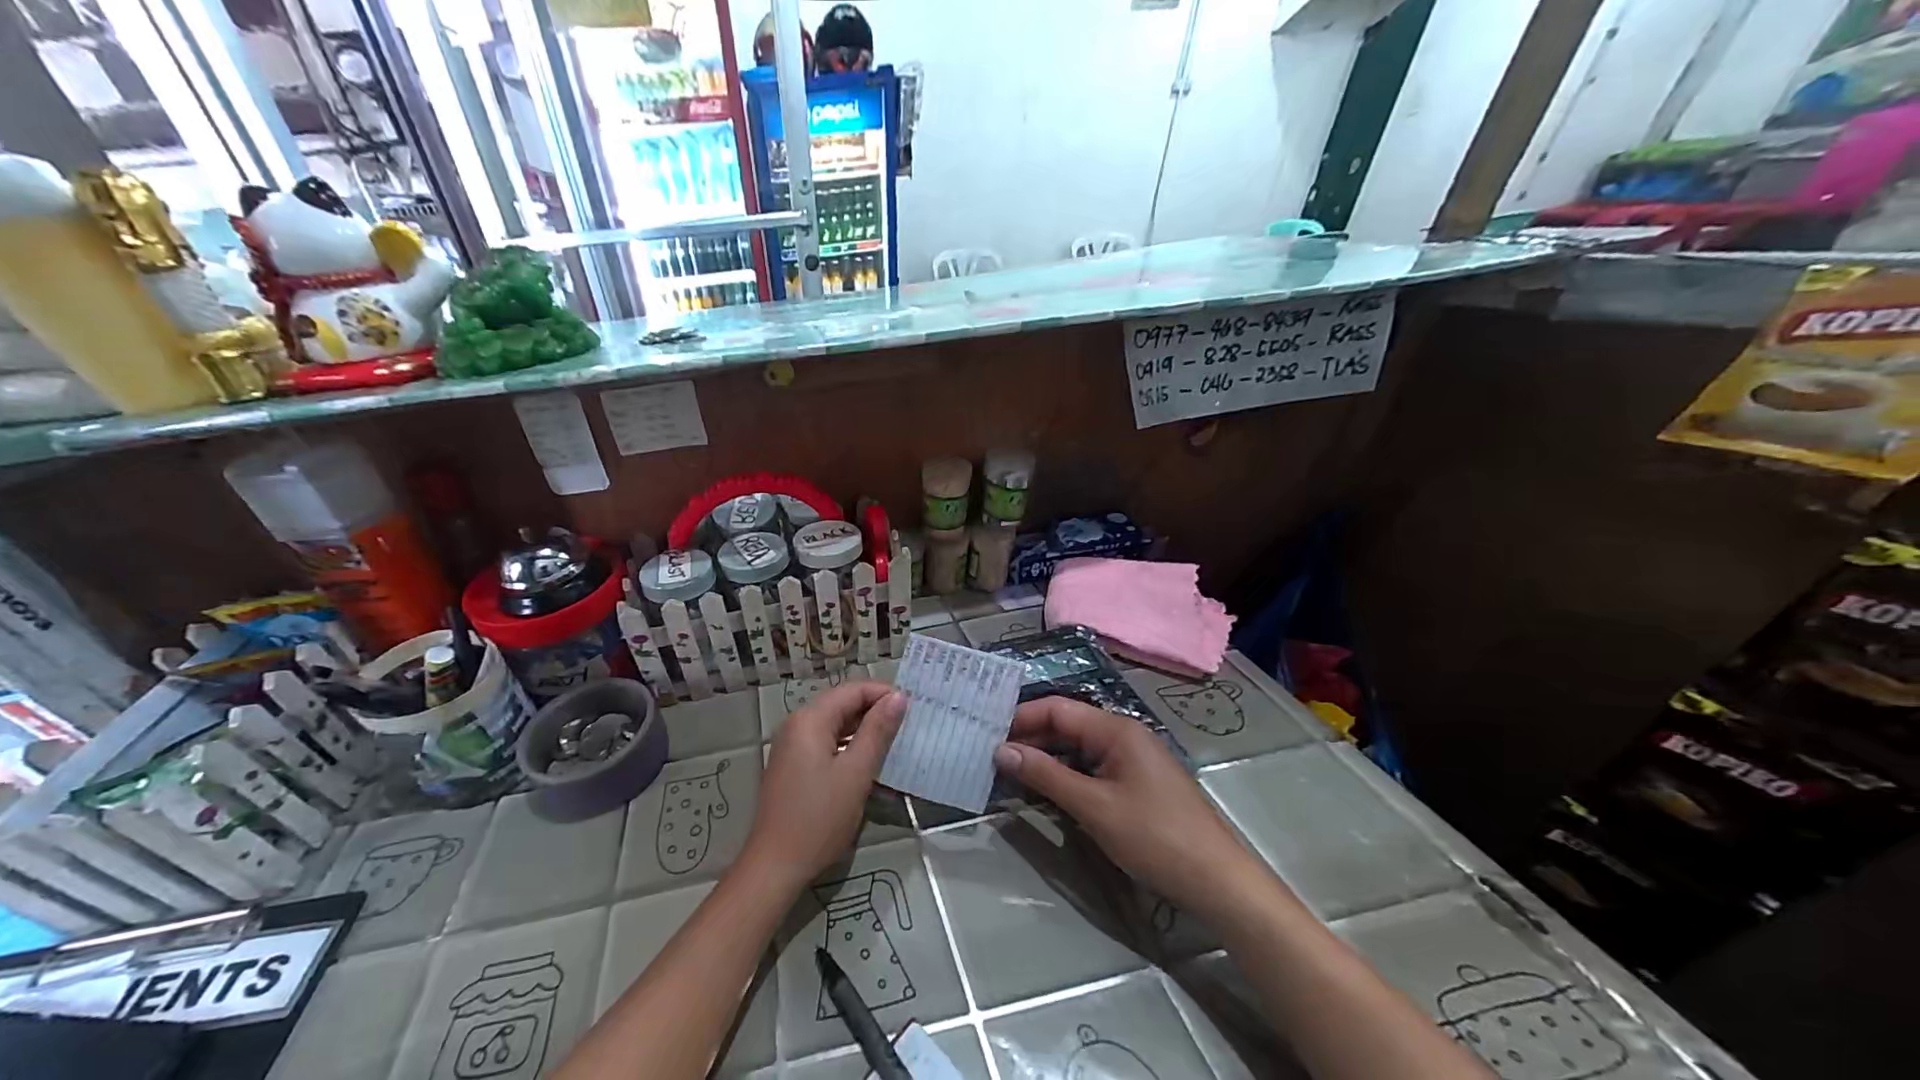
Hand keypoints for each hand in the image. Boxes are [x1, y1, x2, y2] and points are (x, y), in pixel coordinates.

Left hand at [742, 681, 905, 892]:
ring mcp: (792, 746)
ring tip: (896, 744)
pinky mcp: (794, 766)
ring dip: (865, 731)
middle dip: (876, 711)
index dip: (884, 694)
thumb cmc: (819, 817)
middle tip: (909, 726)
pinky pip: (827, 743)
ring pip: (836, 725)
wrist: (775, 866)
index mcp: (810, 720)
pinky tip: (870, 763)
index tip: (913, 709)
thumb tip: (898, 697)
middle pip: (842, 704)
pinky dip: (850, 747)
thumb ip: (877, 731)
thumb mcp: (856, 773)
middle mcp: (797, 725)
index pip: (852, 690)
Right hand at [993, 696, 1276, 922]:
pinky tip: (1045, 790)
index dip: (1021, 718)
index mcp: (1116, 729)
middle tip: (990, 755)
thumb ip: (1046, 775)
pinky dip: (1066, 775)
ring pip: (1079, 748)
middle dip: (1030, 738)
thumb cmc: (1154, 836)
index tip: (987, 734)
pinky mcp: (1137, 783)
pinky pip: (1092, 768)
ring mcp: (1132, 759)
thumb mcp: (1094, 807)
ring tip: (1009, 773)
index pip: (1058, 709)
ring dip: (1046, 758)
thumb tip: (1001, 750)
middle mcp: (1124, 735)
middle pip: (1068, 725)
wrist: (1217, 880)